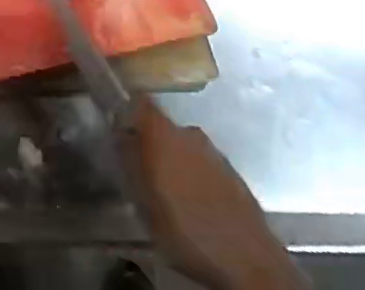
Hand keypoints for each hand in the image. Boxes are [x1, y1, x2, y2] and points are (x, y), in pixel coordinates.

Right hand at [117, 97, 307, 289]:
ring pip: (183, 145)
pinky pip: (203, 163)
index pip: (140, 102)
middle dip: (149, 140)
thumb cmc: (185, 228)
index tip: (115, 121)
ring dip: (173, 159)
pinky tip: (192, 200)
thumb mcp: (143, 199)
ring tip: (165, 187)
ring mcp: (214, 152)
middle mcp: (189, 133)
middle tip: (138, 164)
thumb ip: (128, 160)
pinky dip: (194, 174)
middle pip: (161, 125)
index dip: (126, 107)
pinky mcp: (233, 174)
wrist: (250, 262)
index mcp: (163, 133)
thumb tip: (119, 132)